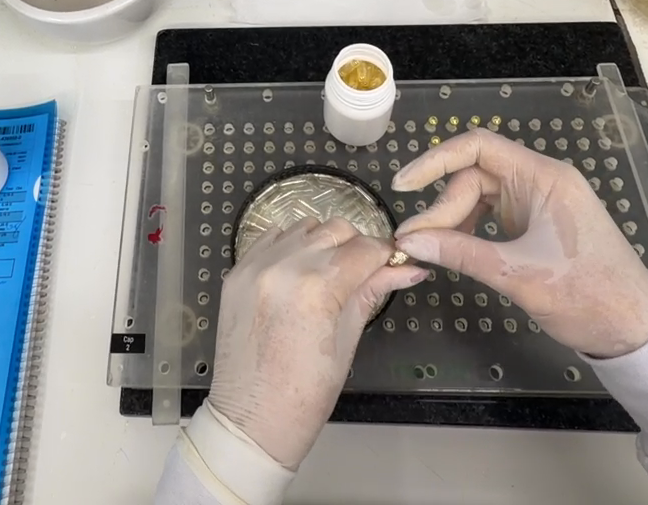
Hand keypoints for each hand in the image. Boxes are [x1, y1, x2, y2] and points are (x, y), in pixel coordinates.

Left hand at [208, 218, 425, 468]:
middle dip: (355, 248)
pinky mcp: (237, 270)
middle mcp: (284, 265)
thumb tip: (410, 269)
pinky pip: (272, 237)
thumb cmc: (305, 395)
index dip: (385, 255)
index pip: (365, 249)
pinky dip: (290, 247)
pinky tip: (297, 274)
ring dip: (322, 243)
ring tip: (326, 277)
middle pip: (336, 229)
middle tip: (360, 275)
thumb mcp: (348, 343)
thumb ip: (373, 293)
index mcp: (317, 288)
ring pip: (304, 227)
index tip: (392, 265)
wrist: (250, 421)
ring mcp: (255, 265)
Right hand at [390, 129, 647, 357]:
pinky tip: (454, 249)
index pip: (478, 147)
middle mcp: (539, 181)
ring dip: (452, 219)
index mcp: (544, 178)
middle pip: (474, 176)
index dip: (435, 160)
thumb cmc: (587, 298)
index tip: (403, 185)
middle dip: (442, 207)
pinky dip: (469, 229)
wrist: (638, 335)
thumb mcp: (518, 275)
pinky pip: (491, 213)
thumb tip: (408, 241)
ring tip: (429, 248)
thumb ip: (460, 253)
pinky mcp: (536, 223)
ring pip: (479, 195)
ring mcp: (538, 202)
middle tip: (414, 241)